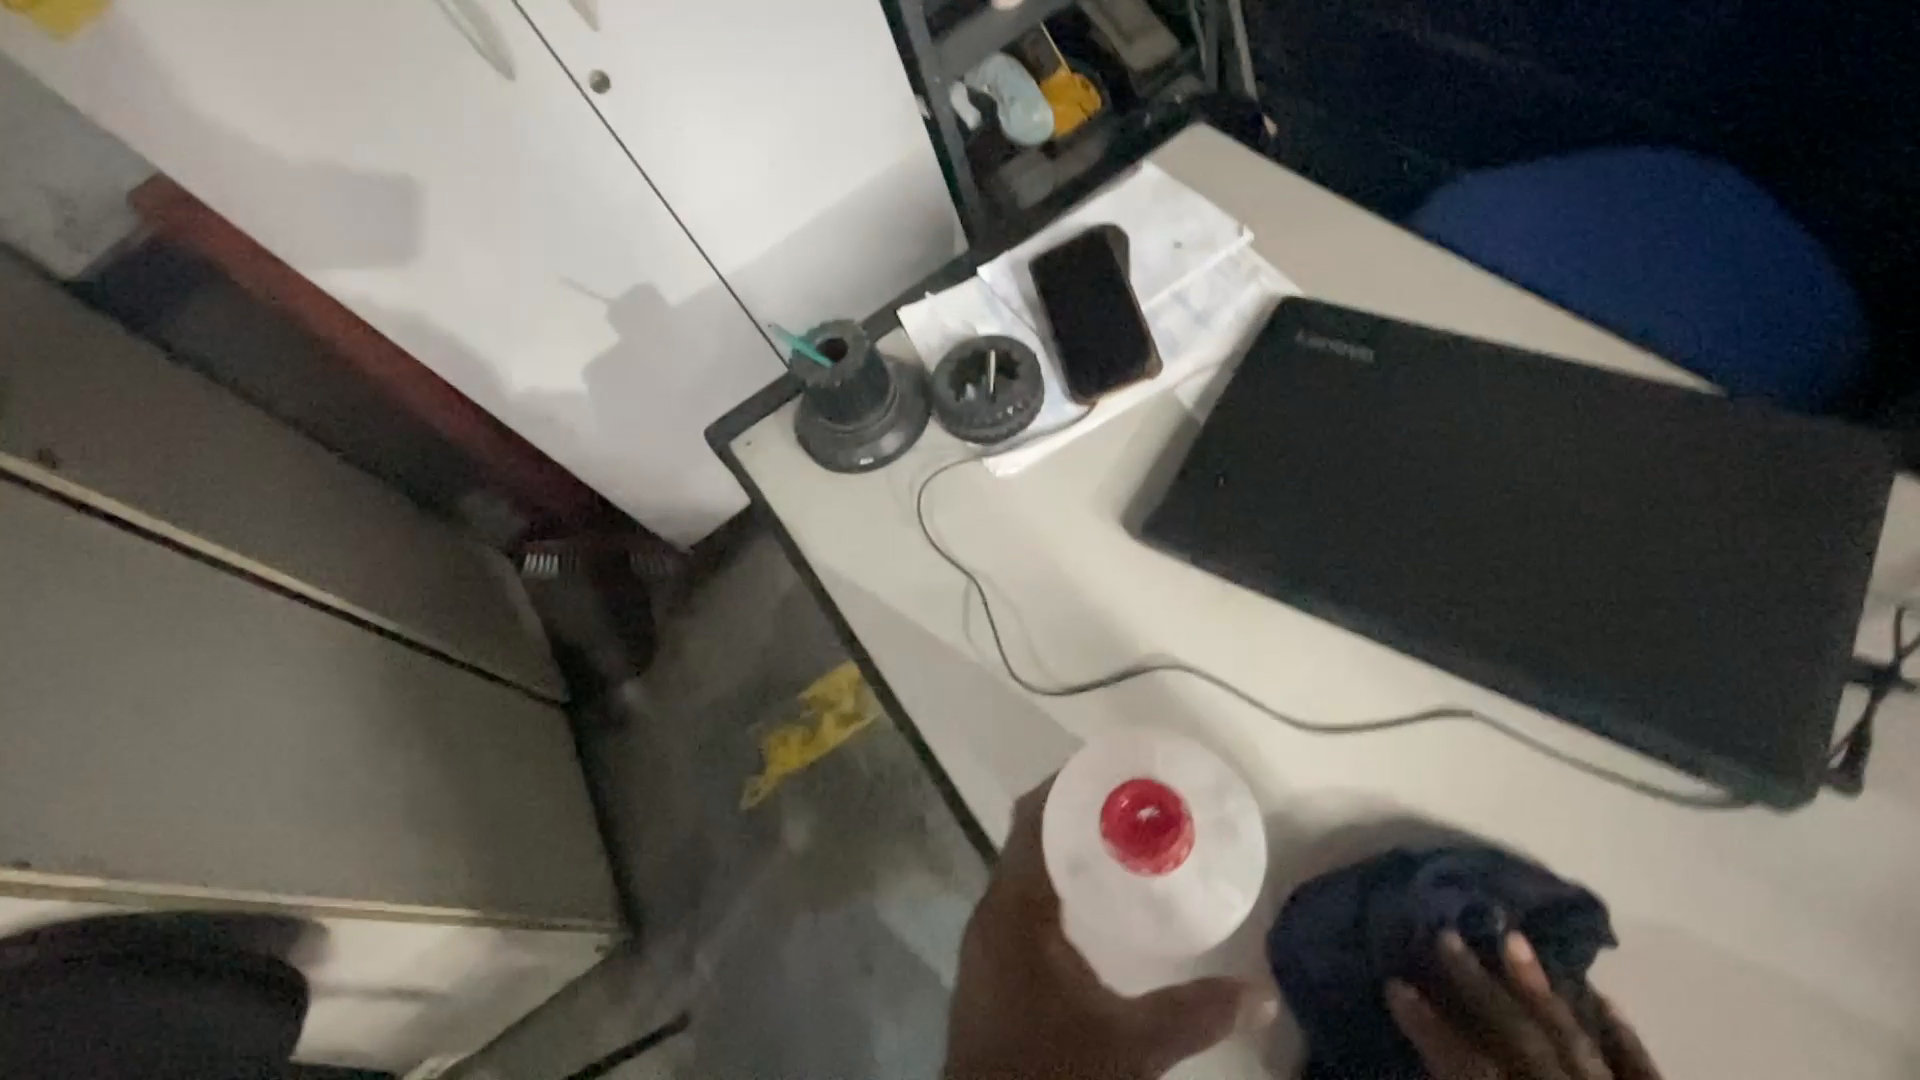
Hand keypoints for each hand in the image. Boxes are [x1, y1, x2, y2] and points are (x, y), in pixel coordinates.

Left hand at [943, 781, 1278, 1078]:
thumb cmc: (1051, 1073)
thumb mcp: (1131, 1047)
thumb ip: (1195, 1014)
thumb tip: (1263, 994)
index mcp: (1014, 910)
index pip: (1033, 819)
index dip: (1068, 785)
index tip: (1115, 769)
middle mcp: (992, 912)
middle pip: (1029, 836)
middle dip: (1076, 812)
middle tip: (1134, 803)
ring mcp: (986, 938)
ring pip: (1023, 868)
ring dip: (1064, 847)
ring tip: (1122, 840)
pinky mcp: (992, 963)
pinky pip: (1021, 898)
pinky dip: (1055, 883)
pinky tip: (1095, 902)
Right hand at [1386, 929, 1663, 1079]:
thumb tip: (1415, 1059)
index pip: (1470, 1065)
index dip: (1430, 1026)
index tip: (1394, 984)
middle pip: (1521, 1039)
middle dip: (1480, 986)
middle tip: (1445, 934)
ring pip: (1578, 1041)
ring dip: (1542, 991)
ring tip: (1512, 938)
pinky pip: (1643, 1069)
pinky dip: (1622, 1033)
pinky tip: (1599, 995)